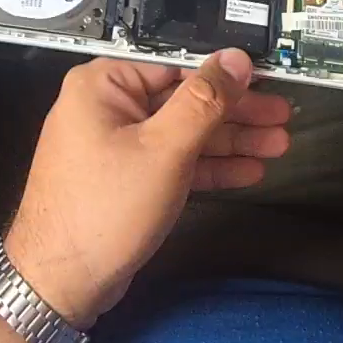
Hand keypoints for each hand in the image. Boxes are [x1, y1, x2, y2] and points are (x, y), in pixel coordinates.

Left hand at [3, 50, 289, 327]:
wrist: (60, 283)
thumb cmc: (105, 208)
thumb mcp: (164, 149)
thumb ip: (204, 101)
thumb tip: (235, 59)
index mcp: (104, 84)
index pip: (175, 64)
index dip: (224, 72)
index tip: (265, 77)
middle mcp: (107, 106)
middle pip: (183, 98)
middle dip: (235, 111)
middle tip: (282, 116)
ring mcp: (116, 143)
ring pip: (183, 132)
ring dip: (230, 140)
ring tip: (278, 143)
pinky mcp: (126, 176)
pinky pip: (173, 160)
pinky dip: (208, 166)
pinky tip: (248, 169)